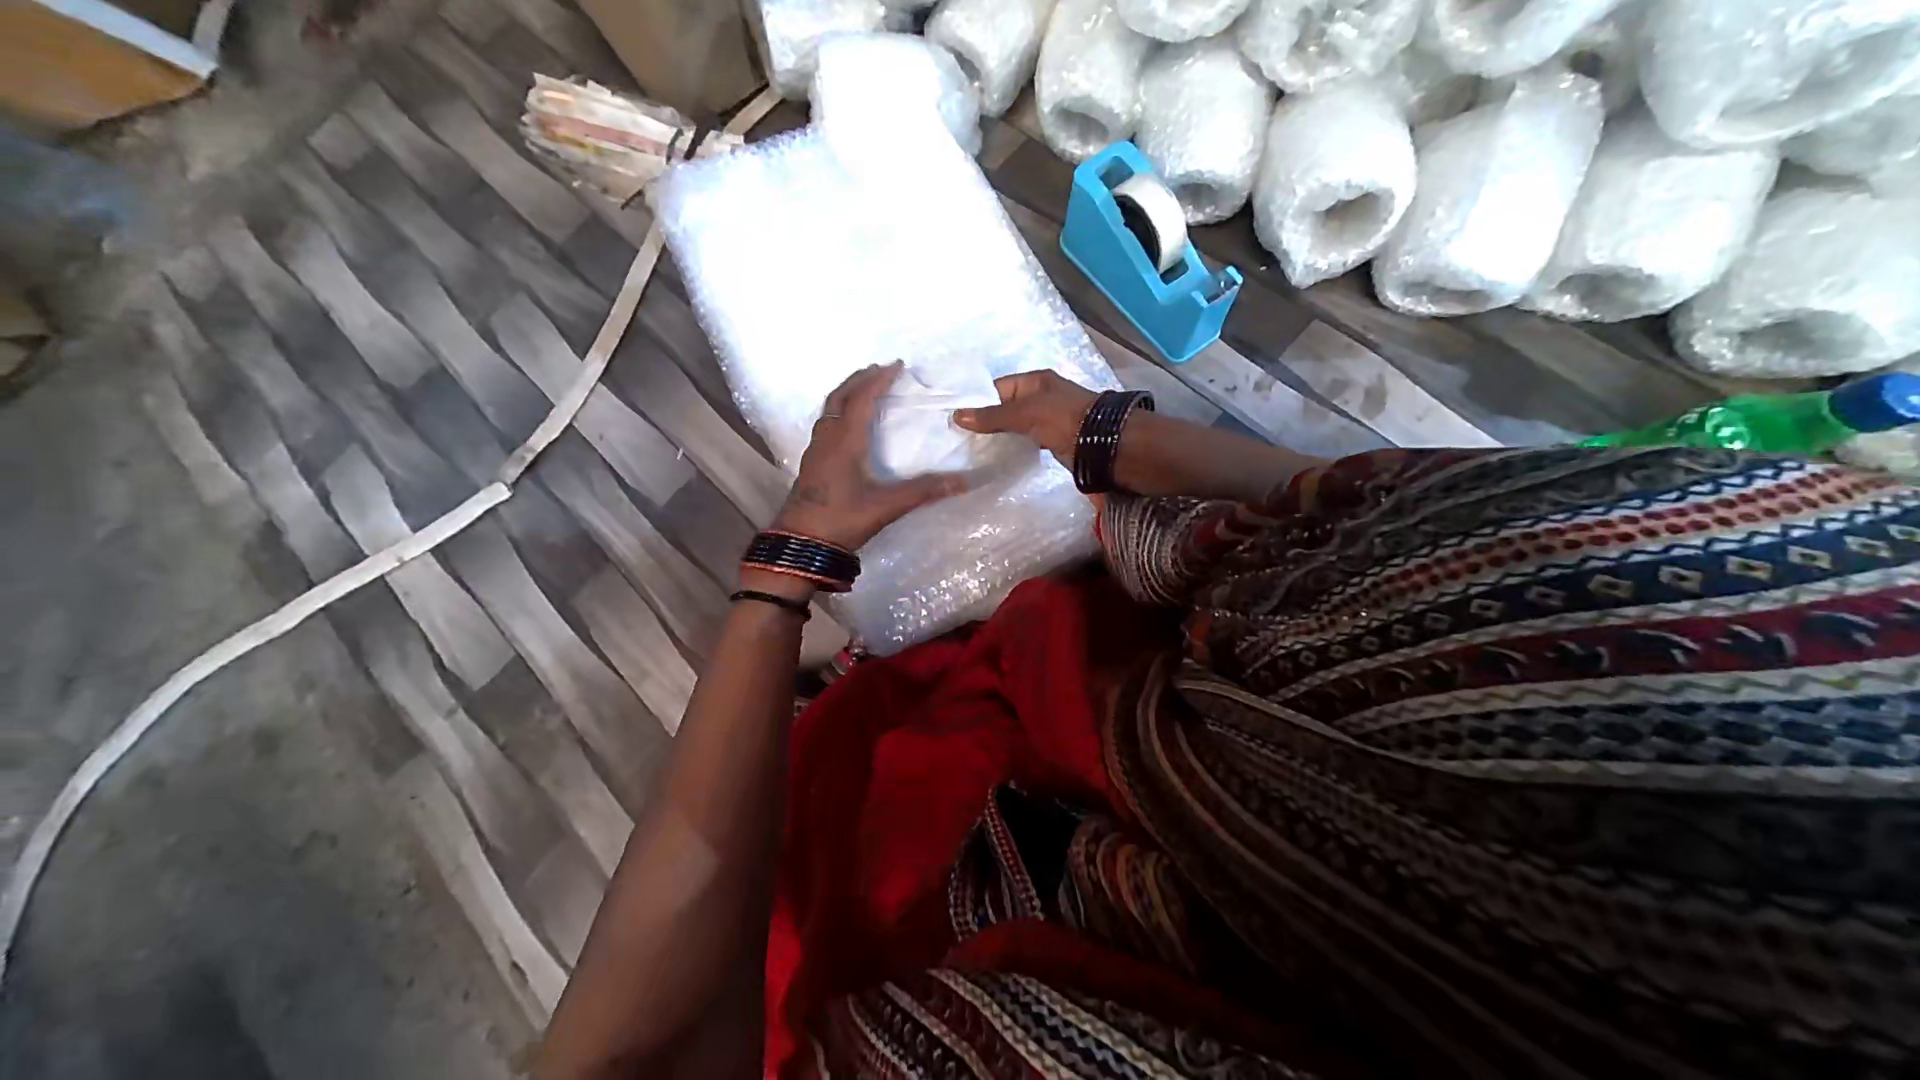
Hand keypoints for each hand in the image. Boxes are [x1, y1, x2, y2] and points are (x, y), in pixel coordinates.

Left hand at [772, 362, 968, 552]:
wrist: (800, 544)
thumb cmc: (841, 520)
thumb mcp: (886, 506)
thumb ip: (923, 492)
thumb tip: (962, 482)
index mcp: (845, 441)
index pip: (862, 399)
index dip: (879, 380)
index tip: (897, 365)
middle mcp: (827, 439)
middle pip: (840, 397)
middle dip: (859, 379)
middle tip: (879, 370)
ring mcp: (815, 451)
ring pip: (828, 410)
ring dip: (846, 394)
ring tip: (863, 390)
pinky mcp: (811, 465)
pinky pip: (825, 425)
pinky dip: (838, 413)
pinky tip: (846, 426)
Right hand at [951, 370, 1095, 469]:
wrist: (1100, 444)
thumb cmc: (1063, 419)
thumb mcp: (1024, 413)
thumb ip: (992, 416)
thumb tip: (957, 416)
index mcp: (1034, 381)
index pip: (997, 387)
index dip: (977, 400)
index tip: (956, 416)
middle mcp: (1039, 397)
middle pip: (1004, 407)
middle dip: (984, 420)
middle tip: (959, 436)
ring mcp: (1045, 419)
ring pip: (1013, 426)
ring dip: (997, 436)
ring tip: (970, 448)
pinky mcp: (1049, 440)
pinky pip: (1023, 440)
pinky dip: (1011, 447)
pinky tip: (994, 456)